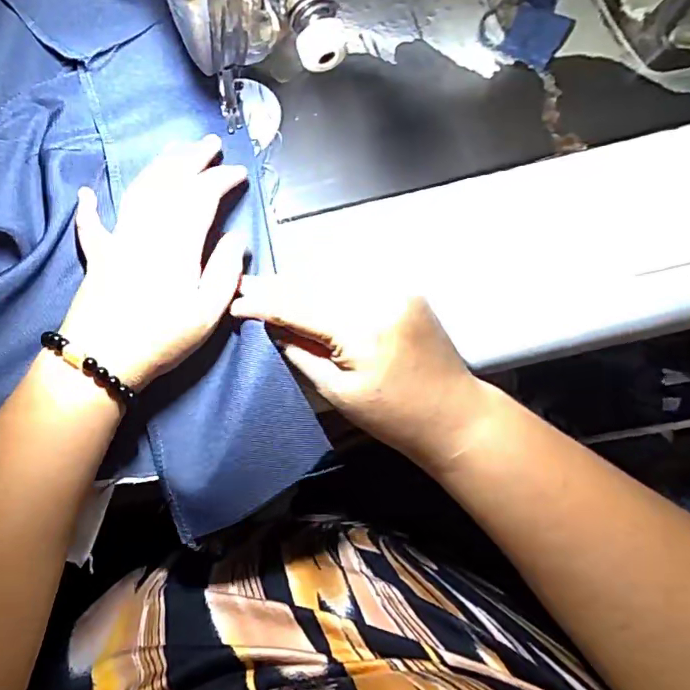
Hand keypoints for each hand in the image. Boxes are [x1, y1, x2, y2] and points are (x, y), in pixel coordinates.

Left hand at [60, 136, 249, 390]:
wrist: (101, 358)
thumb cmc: (161, 339)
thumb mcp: (207, 312)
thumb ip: (225, 272)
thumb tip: (236, 239)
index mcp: (178, 242)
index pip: (202, 195)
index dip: (222, 178)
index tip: (238, 172)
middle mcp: (147, 229)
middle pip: (170, 181)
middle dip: (192, 158)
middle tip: (209, 143)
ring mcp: (118, 239)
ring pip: (138, 190)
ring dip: (157, 167)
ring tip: (173, 151)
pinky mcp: (98, 256)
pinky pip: (92, 225)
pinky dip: (89, 208)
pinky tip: (86, 194)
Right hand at [230, 274, 496, 468]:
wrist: (454, 415)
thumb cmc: (395, 417)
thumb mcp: (338, 393)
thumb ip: (302, 354)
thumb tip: (273, 327)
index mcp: (361, 330)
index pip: (299, 307)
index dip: (263, 303)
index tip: (236, 302)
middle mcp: (380, 298)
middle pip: (314, 281)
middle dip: (277, 284)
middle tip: (246, 285)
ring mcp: (397, 290)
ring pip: (335, 272)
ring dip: (301, 276)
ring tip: (271, 283)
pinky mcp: (407, 290)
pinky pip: (359, 275)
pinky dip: (330, 276)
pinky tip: (309, 280)